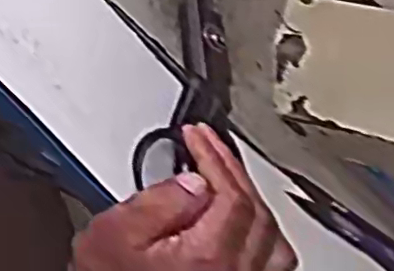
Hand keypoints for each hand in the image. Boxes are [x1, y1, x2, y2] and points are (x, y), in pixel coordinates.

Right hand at [72, 125, 295, 270]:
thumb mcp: (119, 230)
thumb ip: (157, 203)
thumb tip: (193, 180)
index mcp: (208, 257)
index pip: (232, 199)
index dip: (216, 159)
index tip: (196, 136)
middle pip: (258, 216)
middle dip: (233, 169)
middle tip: (209, 142)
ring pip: (275, 242)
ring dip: (252, 197)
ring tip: (225, 169)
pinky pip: (272, 261)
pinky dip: (261, 227)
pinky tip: (240, 212)